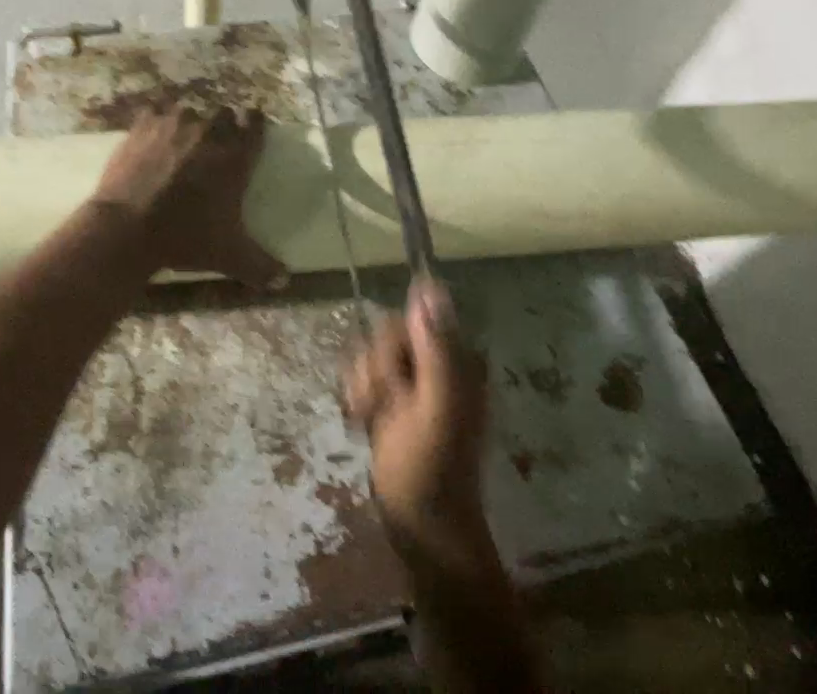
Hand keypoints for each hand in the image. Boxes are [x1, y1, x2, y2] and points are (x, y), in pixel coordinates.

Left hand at [90, 105, 287, 288]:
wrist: (128, 228)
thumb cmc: (185, 238)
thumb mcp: (229, 256)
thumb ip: (261, 267)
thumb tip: (284, 281)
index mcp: (236, 156)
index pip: (256, 122)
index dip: (254, 126)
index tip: (249, 137)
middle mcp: (210, 131)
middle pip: (224, 114)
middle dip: (222, 127)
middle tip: (214, 151)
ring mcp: (174, 124)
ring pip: (190, 111)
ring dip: (189, 125)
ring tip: (181, 146)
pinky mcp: (143, 125)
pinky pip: (155, 112)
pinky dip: (156, 123)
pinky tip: (152, 140)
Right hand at [344, 280, 492, 565]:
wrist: (423, 529)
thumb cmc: (429, 472)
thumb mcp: (435, 408)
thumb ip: (436, 348)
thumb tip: (429, 287)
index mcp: (456, 361)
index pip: (411, 319)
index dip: (391, 347)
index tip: (390, 380)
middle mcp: (437, 366)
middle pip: (387, 336)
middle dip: (375, 370)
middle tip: (381, 407)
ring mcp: (414, 386)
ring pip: (372, 357)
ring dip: (364, 386)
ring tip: (371, 422)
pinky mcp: (393, 404)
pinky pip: (365, 378)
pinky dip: (360, 399)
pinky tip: (363, 425)